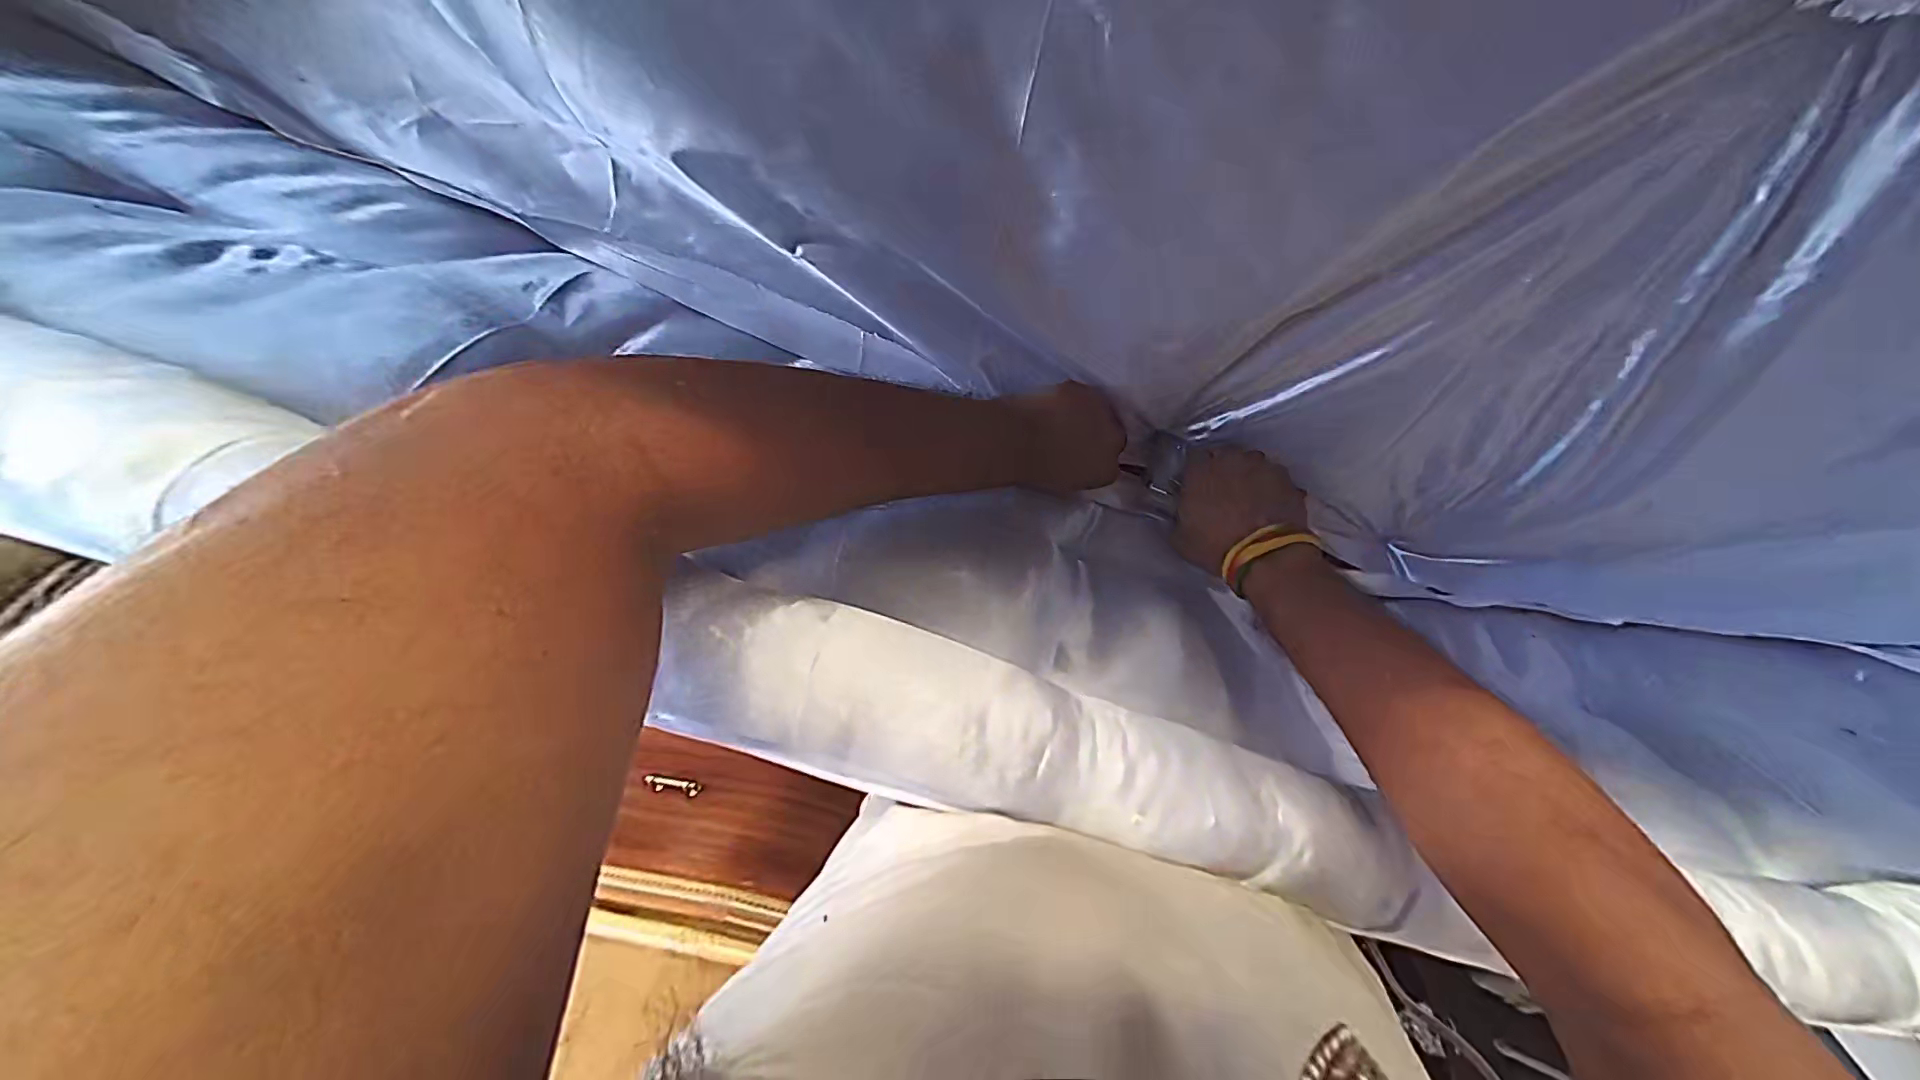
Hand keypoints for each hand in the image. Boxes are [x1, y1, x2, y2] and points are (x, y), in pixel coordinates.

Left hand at [1009, 382, 1125, 493]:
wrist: (1017, 439)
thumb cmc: (1034, 469)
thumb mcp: (1065, 483)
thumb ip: (1083, 472)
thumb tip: (1082, 462)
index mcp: (1107, 471)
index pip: (1111, 464)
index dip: (1095, 456)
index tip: (1081, 453)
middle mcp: (1114, 441)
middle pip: (1114, 434)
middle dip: (1098, 433)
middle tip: (1074, 432)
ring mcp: (1103, 412)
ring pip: (1101, 410)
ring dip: (1088, 413)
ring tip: (1063, 416)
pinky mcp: (1086, 390)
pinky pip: (1083, 395)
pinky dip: (1071, 397)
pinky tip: (1054, 402)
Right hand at [1173, 445, 1311, 572]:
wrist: (1265, 555)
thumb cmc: (1216, 546)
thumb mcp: (1180, 538)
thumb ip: (1177, 517)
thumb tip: (1180, 514)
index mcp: (1200, 471)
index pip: (1193, 457)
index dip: (1195, 471)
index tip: (1196, 485)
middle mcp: (1231, 460)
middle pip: (1224, 455)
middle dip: (1222, 469)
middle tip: (1222, 491)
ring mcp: (1262, 466)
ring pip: (1250, 462)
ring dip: (1247, 474)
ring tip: (1248, 497)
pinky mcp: (1286, 478)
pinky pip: (1272, 476)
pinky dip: (1269, 486)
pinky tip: (1268, 504)